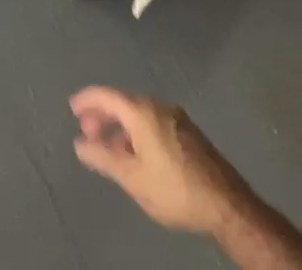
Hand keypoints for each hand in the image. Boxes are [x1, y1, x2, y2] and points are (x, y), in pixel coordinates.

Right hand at [70, 86, 246, 234]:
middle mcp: (161, 108)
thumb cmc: (174, 189)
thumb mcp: (132, 178)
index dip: (87, 100)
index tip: (73, 109)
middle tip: (89, 132)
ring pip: (141, 114)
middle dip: (103, 115)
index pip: (107, 95)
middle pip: (124, 103)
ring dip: (121, 126)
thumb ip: (103, 158)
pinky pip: (155, 123)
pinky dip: (138, 131)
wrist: (228, 206)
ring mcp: (179, 120)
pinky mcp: (191, 134)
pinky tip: (138, 154)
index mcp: (143, 113)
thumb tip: (80, 144)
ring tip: (111, 148)